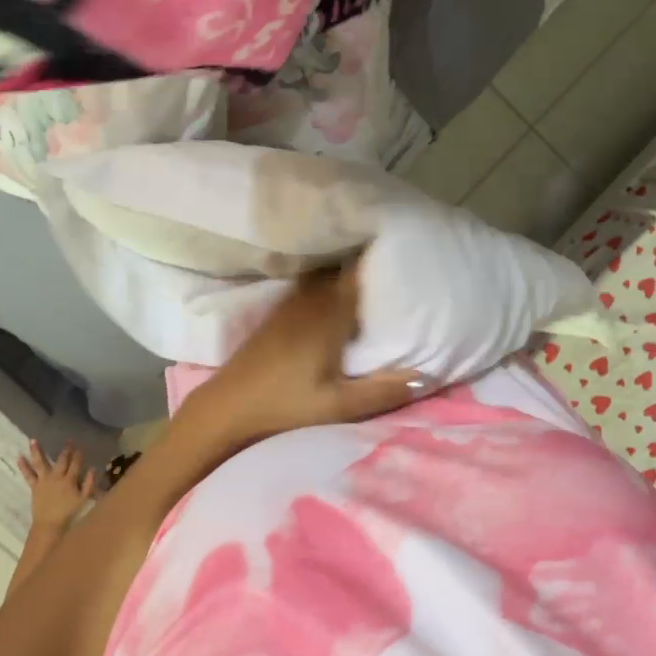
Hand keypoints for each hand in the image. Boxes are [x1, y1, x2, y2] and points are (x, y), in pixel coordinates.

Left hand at [16, 440, 95, 534]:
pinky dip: (23, 466)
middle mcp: (56, 476)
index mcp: (69, 480)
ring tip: (33, 440)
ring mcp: (44, 480)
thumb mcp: (84, 499)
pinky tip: (19, 457)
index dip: (78, 454)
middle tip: (68, 440)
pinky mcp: (35, 486)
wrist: (49, 525)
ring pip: (41, 463)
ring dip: (37, 451)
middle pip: (61, 460)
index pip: (76, 463)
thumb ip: (89, 484)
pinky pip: (28, 475)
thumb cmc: (68, 513)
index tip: (80, 447)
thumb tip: (93, 468)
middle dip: (66, 450)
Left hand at [177, 264, 421, 449]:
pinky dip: (327, 280)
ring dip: (345, 269)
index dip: (378, 256)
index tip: (403, 247)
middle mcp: (310, 300)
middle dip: (366, 259)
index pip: (357, 273)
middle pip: (342, 268)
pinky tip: (336, 293)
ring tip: (372, 269)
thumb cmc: (286, 406)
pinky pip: (310, 284)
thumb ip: (383, 390)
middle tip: (395, 257)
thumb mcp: (339, 406)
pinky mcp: (278, 313)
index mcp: (329, 315)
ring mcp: (290, 304)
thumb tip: (427, 374)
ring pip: (324, 274)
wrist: (227, 408)